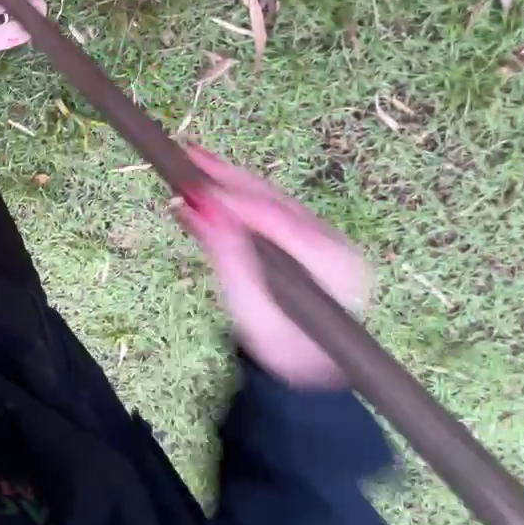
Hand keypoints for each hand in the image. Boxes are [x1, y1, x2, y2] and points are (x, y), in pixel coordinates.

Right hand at [178, 145, 369, 387]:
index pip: (278, 218)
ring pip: (271, 198)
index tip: (193, 185)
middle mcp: (336, 243)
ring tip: (192, 158)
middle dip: (228, 177)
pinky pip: (270, 207)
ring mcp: (325, 238)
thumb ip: (227, 254)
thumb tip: (197, 206)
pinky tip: (212, 180)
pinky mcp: (309, 238)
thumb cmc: (280, 348)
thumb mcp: (249, 308)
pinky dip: (237, 193)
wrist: (305, 371)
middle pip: (274, 200)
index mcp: (336, 264)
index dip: (234, 198)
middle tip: (187, 154)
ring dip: (229, 178)